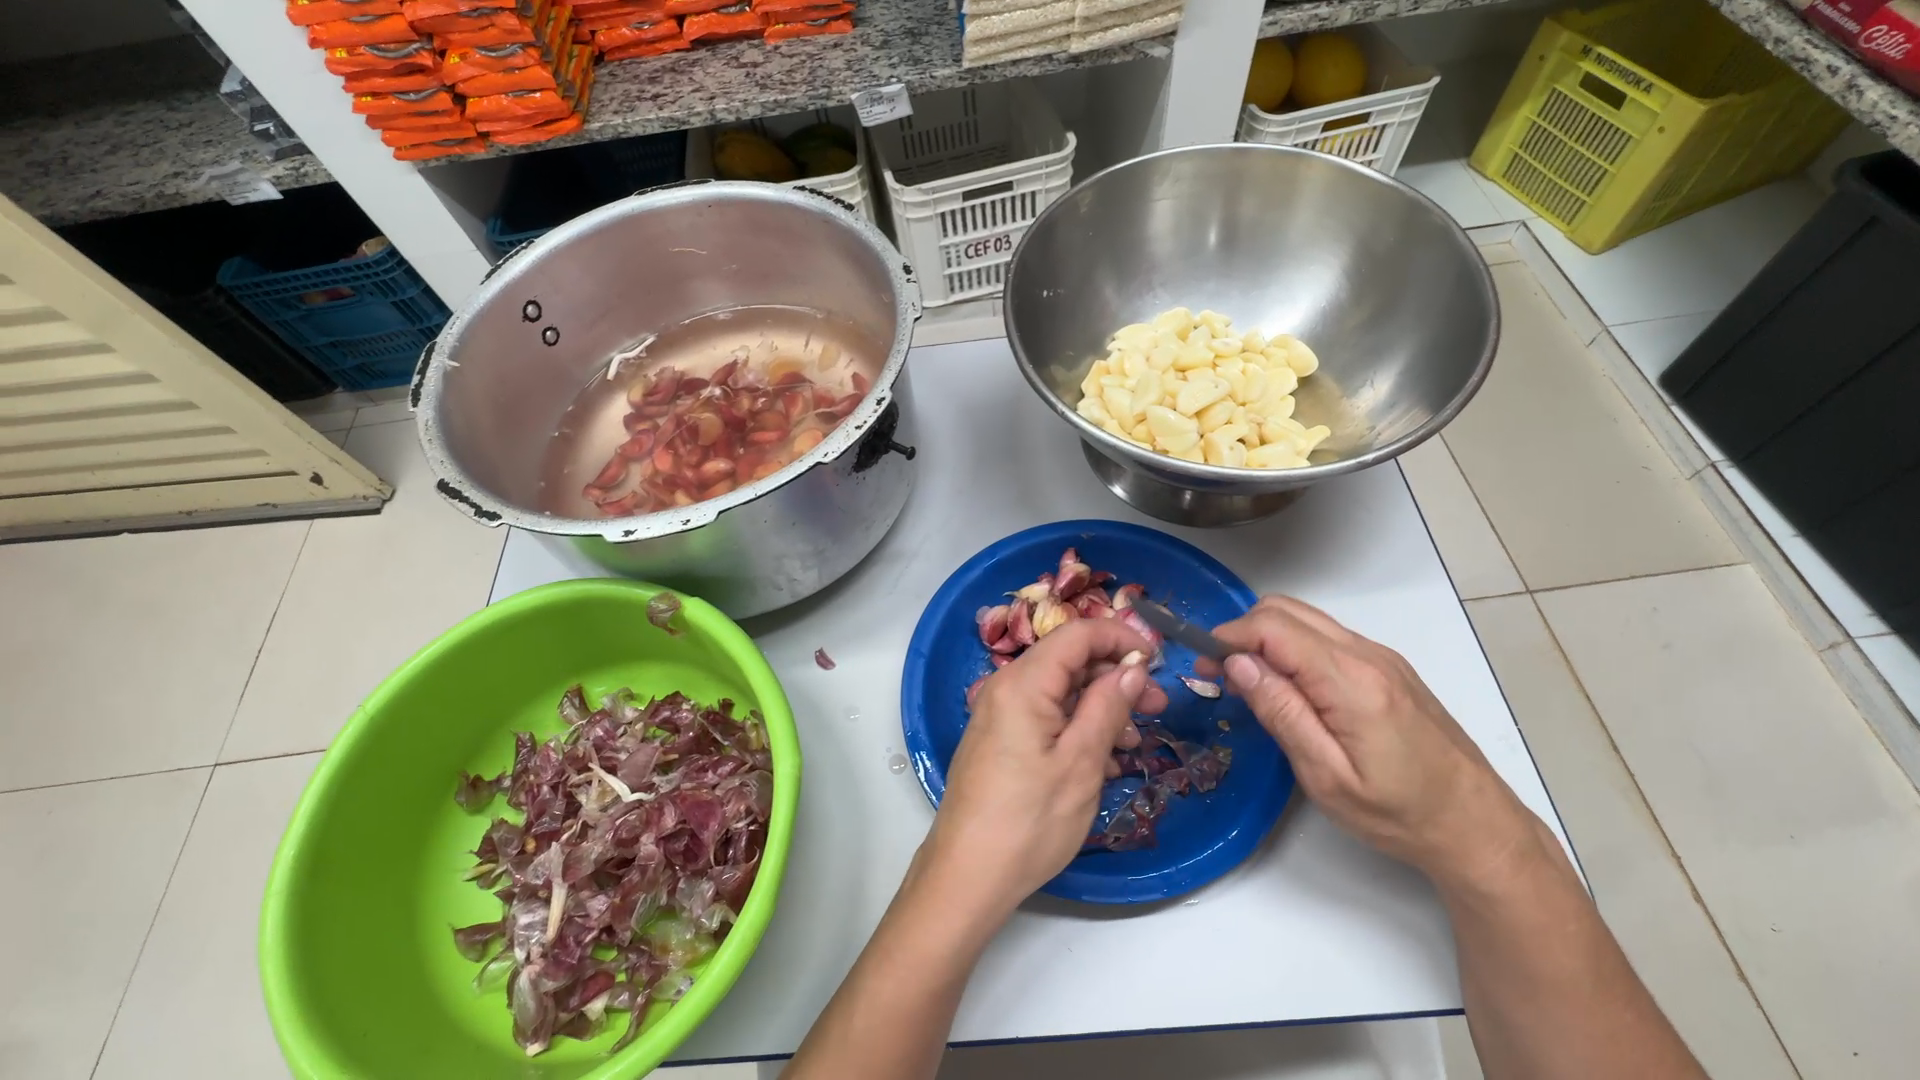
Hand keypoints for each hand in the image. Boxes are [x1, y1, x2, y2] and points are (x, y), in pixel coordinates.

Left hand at [924, 618, 1167, 915]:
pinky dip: (1077, 729)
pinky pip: (1045, 718)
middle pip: (1068, 661)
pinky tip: (1103, 762)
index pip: (1077, 634)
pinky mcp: (1000, 742)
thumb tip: (1134, 667)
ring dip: (1100, 708)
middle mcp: (1005, 690)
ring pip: (1059, 692)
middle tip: (1157, 707)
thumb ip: (1108, 707)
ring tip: (1133, 743)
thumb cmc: (1029, 822)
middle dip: (1115, 677)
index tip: (1158, 661)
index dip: (1120, 638)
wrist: (968, 875)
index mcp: (1022, 684)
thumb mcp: (1080, 764)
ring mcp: (999, 716)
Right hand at [1196, 596, 1539, 883]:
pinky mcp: (1389, 669)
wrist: (1476, 825)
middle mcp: (1367, 655)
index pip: (1272, 627)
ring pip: (1306, 619)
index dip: (1228, 636)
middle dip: (1242, 633)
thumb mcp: (1326, 776)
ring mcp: (1382, 658)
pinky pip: (1327, 637)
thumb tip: (1238, 663)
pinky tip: (1288, 688)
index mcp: (1350, 681)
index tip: (1203, 666)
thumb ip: (1281, 712)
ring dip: (1267, 639)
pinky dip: (1293, 648)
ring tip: (1248, 684)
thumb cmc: (1398, 813)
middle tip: (1220, 676)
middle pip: (1286, 610)